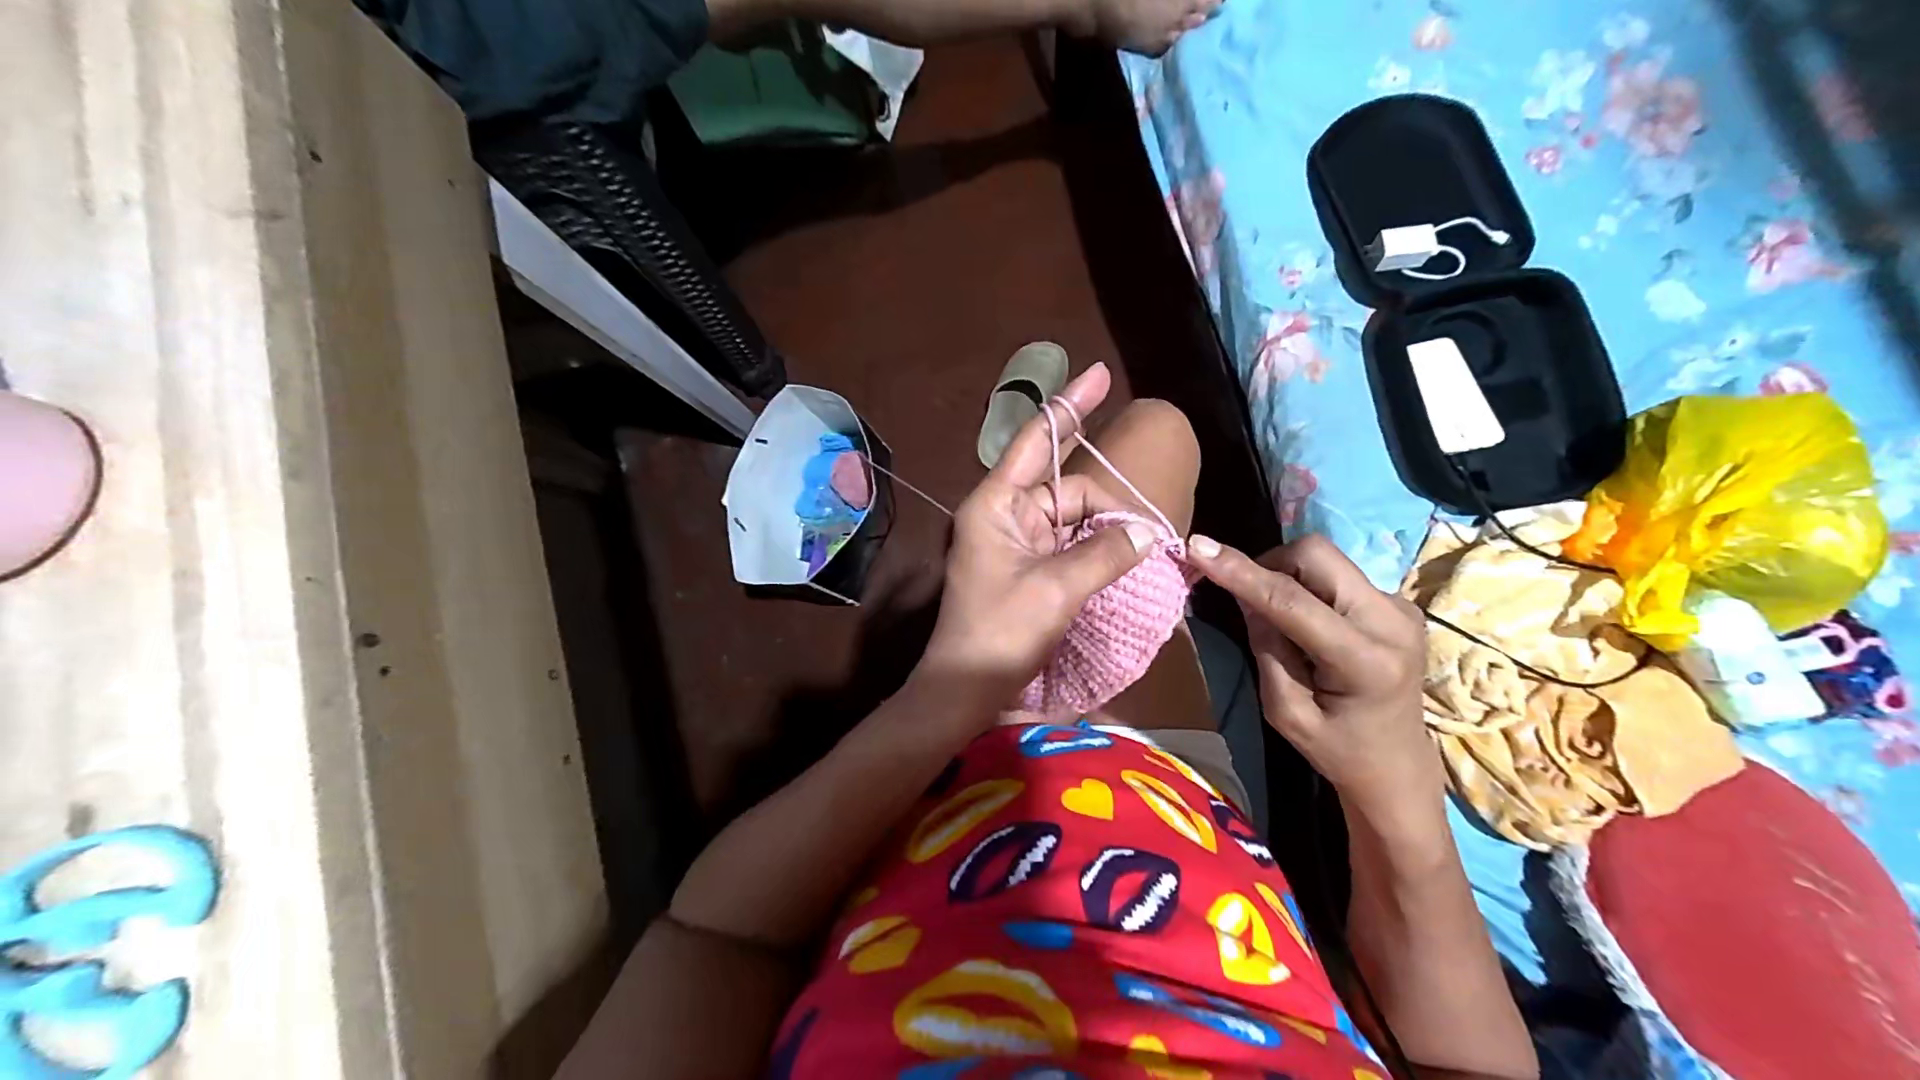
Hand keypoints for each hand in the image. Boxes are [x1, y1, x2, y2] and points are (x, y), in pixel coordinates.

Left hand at [918, 363, 1157, 708]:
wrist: (966, 687)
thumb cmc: (1001, 633)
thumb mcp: (1057, 590)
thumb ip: (1106, 554)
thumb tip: (1146, 534)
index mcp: (996, 505)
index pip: (1038, 441)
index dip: (1070, 406)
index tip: (1100, 372)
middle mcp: (1004, 513)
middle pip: (1065, 485)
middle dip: (1105, 499)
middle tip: (1145, 527)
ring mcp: (1016, 540)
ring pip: (1072, 515)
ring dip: (1104, 528)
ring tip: (1138, 550)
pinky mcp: (1027, 565)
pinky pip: (1068, 541)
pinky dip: (1095, 546)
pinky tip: (1122, 555)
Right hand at [1185, 533, 1442, 819]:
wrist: (1398, 766)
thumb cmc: (1336, 749)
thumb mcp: (1284, 709)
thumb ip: (1265, 645)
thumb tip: (1243, 591)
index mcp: (1364, 660)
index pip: (1291, 600)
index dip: (1240, 571)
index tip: (1197, 547)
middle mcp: (1391, 621)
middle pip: (1316, 554)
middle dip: (1270, 564)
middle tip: (1248, 597)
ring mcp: (1400, 606)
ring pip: (1326, 558)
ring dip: (1288, 574)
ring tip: (1280, 618)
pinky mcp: (1398, 602)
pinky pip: (1337, 573)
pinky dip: (1308, 585)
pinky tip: (1308, 623)